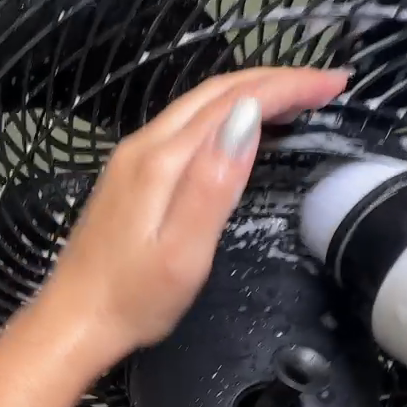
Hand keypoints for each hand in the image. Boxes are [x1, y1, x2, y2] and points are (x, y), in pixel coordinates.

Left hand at [38, 66, 348, 358]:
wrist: (71, 324)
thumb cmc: (131, 301)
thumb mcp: (182, 253)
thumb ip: (213, 184)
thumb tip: (246, 119)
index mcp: (159, 162)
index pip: (233, 100)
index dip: (288, 84)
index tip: (336, 84)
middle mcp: (139, 150)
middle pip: (212, 94)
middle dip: (273, 81)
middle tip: (325, 87)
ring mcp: (126, 165)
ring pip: (194, 110)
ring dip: (246, 97)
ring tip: (294, 103)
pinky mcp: (122, 183)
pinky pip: (179, 130)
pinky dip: (219, 119)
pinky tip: (236, 135)